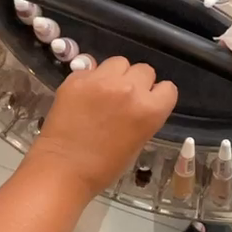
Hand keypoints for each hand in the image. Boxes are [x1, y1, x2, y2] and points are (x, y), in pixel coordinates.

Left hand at [25, 57, 176, 198]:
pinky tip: (84, 95)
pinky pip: (91, 68)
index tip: (147, 103)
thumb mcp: (137, 142)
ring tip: (104, 92)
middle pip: (144, 70)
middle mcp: (129, 89)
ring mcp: (101, 81)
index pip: (168, 88)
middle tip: (124, 98)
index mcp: (150, 110)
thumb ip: (143, 116)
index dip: (157, 96)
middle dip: (137, 82)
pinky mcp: (77, 78)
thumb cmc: (104, 166)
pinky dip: (91, 78)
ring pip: (119, 62)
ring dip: (116, 75)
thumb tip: (138, 102)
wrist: (64, 169)